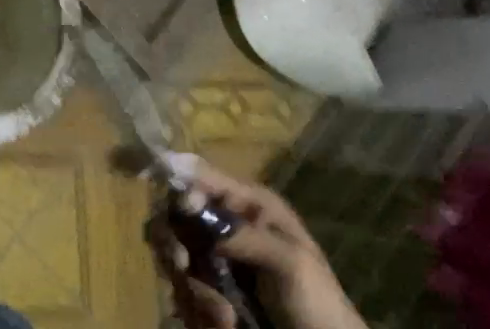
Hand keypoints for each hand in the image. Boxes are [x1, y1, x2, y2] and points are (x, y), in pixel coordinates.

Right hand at [149, 160, 365, 328]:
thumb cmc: (319, 304)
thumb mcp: (292, 263)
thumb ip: (245, 234)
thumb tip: (190, 208)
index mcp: (247, 205)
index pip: (198, 175)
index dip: (179, 189)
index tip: (181, 217)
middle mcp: (224, 225)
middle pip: (172, 215)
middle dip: (171, 243)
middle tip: (182, 267)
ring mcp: (213, 259)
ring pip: (170, 256)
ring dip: (189, 288)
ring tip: (222, 318)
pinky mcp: (208, 291)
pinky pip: (179, 290)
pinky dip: (193, 309)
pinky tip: (221, 325)